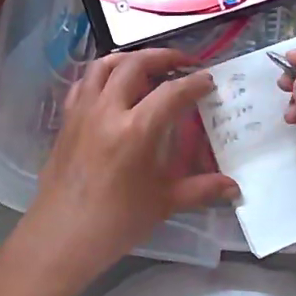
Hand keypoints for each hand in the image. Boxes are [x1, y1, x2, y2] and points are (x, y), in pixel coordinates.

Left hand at [0, 49, 238, 295]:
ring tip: (148, 65)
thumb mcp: (164, 203)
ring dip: (130, 59)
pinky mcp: (67, 119)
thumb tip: (234, 187)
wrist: (61, 237)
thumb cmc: (116, 222)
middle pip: (136, 65)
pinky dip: (102, 75)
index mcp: (136, 130)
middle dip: (163, 57)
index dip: (194, 83)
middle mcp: (108, 111)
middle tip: (182, 63)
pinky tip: (113, 86)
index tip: (209, 80)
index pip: (172, 92)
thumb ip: (201, 188)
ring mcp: (83, 112)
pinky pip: (84, 83)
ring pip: (104, 65)